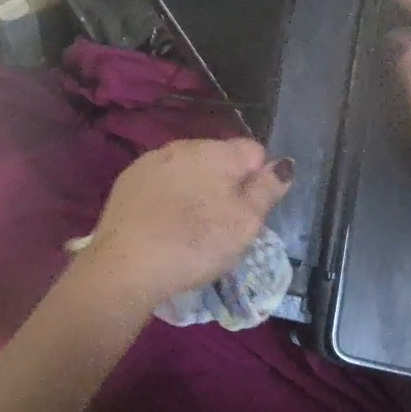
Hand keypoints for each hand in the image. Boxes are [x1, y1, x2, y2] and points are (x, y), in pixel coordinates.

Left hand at [72, 139, 291, 311]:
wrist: (126, 265)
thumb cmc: (195, 243)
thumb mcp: (245, 224)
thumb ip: (266, 189)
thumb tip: (283, 164)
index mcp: (215, 151)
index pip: (253, 151)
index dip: (257, 180)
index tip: (248, 212)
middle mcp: (182, 145)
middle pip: (218, 159)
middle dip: (226, 184)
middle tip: (222, 225)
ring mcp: (150, 161)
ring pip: (187, 170)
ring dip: (195, 190)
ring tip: (191, 229)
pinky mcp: (127, 181)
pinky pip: (161, 183)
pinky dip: (168, 199)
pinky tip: (163, 226)